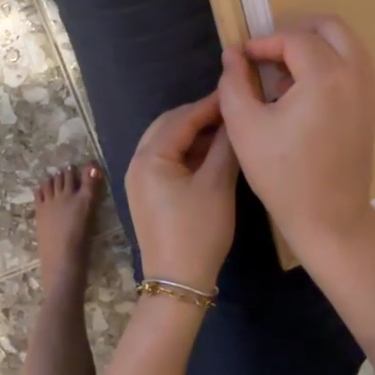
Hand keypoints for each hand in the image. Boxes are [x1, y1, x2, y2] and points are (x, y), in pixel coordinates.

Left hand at [124, 92, 239, 290]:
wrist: (178, 281)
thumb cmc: (198, 231)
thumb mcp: (217, 185)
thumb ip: (225, 146)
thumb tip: (234, 119)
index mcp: (149, 157)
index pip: (182, 117)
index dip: (210, 104)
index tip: (237, 92)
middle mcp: (137, 163)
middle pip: (168, 126)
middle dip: (200, 116)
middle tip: (232, 111)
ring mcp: (139, 180)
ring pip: (167, 143)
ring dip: (195, 135)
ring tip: (227, 131)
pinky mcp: (148, 195)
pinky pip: (167, 162)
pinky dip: (188, 153)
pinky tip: (212, 154)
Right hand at [218, 15, 374, 252]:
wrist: (327, 216)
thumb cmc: (282, 175)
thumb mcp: (245, 128)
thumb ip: (234, 85)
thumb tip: (232, 55)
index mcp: (326, 76)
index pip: (294, 39)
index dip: (263, 43)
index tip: (240, 58)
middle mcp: (355, 74)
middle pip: (330, 28)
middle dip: (294, 33)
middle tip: (265, 54)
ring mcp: (368, 90)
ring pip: (345, 44)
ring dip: (312, 47)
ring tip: (280, 74)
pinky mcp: (369, 107)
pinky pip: (351, 66)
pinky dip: (327, 64)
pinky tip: (299, 93)